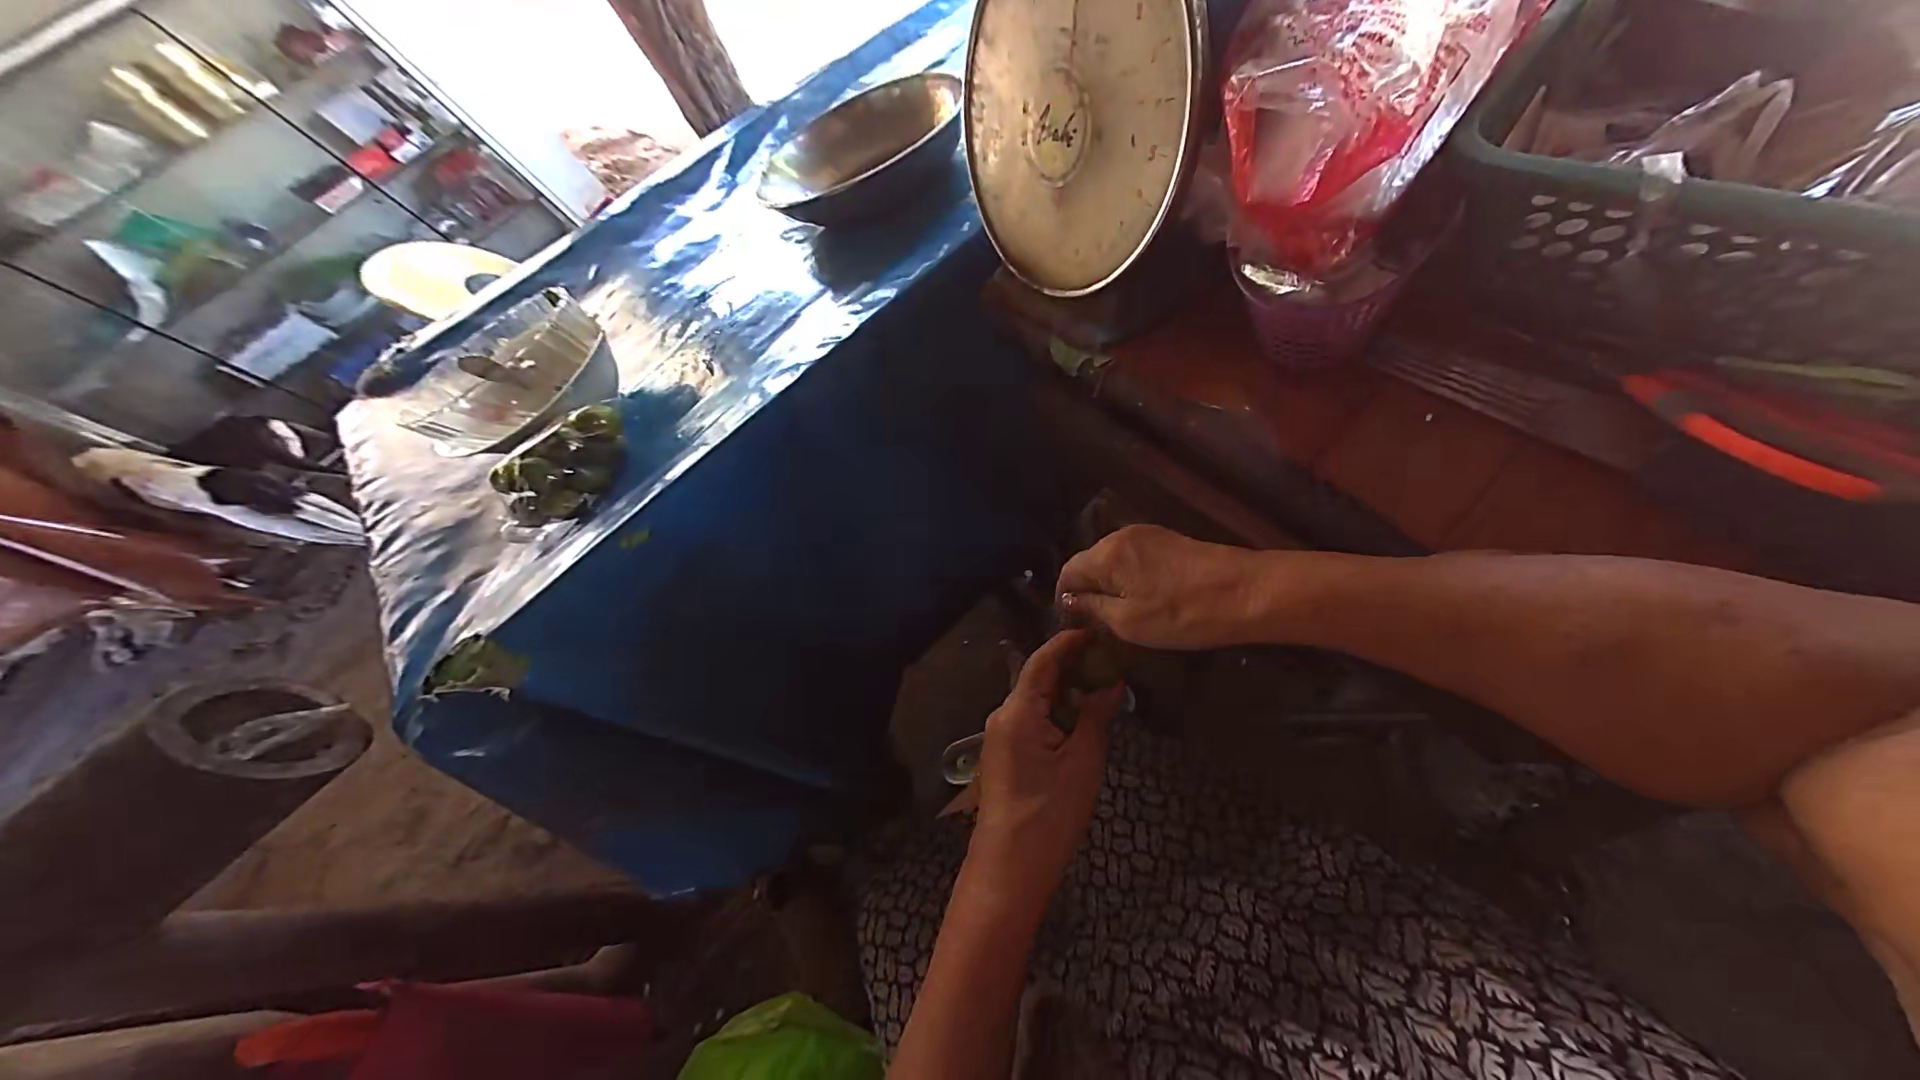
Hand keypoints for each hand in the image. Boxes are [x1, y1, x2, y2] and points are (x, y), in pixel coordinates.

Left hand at [965, 630, 1121, 910]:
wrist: (1010, 866)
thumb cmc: (1050, 811)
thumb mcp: (1083, 761)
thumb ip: (1094, 716)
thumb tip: (1111, 683)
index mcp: (1017, 710)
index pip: (1041, 661)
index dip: (1067, 643)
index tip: (1094, 632)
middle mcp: (1002, 715)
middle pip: (1036, 678)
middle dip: (1070, 666)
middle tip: (1107, 659)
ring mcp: (1000, 736)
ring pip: (1034, 700)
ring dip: (1064, 690)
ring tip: (1100, 684)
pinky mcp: (1004, 754)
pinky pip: (1031, 719)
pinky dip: (1055, 711)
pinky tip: (1079, 717)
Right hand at [1056, 524, 1272, 648]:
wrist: (1248, 592)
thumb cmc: (1182, 613)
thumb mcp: (1129, 622)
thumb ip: (1092, 608)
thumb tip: (1069, 600)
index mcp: (1106, 553)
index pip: (1068, 571)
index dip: (1064, 598)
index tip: (1071, 624)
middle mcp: (1121, 536)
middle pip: (1090, 563)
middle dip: (1086, 591)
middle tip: (1094, 624)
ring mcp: (1148, 535)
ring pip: (1113, 561)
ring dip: (1110, 586)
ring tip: (1119, 615)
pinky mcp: (1169, 541)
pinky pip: (1134, 559)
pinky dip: (1130, 579)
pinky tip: (1144, 600)